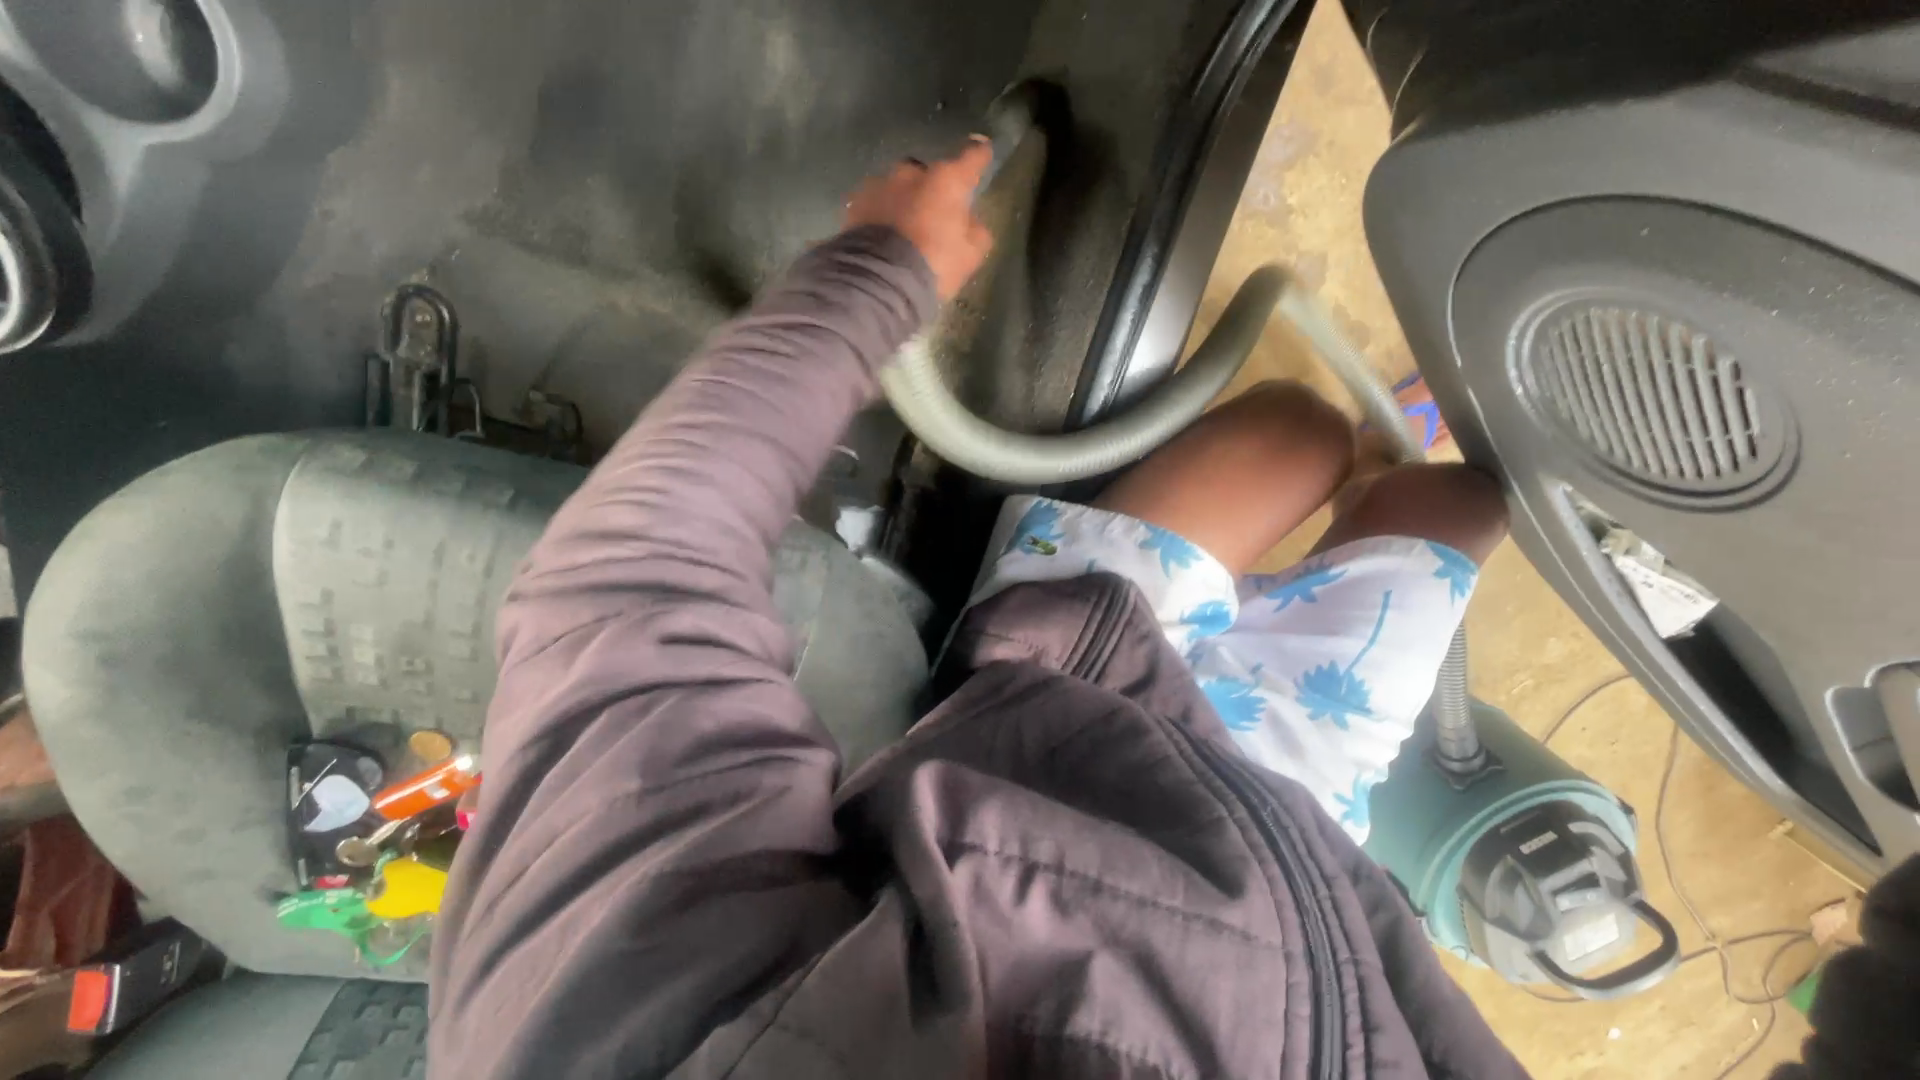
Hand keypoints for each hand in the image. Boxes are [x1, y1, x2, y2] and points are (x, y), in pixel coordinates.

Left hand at [844, 137, 994, 300]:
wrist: (878, 280)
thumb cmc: (934, 264)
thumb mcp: (970, 255)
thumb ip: (975, 231)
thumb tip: (968, 220)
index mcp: (947, 180)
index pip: (970, 157)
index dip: (979, 154)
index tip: (981, 150)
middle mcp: (911, 172)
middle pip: (926, 173)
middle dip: (930, 188)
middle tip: (933, 214)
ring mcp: (878, 185)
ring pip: (896, 187)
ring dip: (902, 201)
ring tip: (902, 229)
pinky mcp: (854, 204)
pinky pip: (874, 204)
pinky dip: (879, 215)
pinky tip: (880, 234)